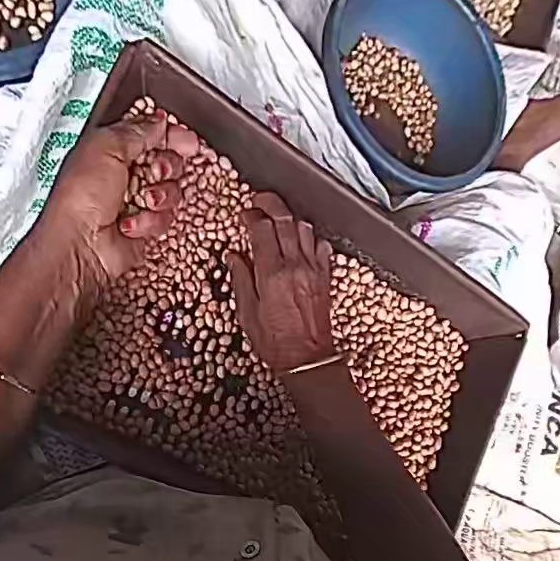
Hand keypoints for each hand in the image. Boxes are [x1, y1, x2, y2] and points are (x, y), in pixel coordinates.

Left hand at [35, 113, 200, 293]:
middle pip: (168, 163)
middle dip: (168, 167)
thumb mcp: (107, 147)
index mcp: (114, 151)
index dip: (171, 137)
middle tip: (157, 172)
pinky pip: (165, 219)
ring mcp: (138, 203)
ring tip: (144, 201)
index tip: (187, 141)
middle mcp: (127, 176)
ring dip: (161, 196)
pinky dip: (151, 221)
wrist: (80, 243)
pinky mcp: (145, 228)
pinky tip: (131, 225)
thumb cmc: (82, 196)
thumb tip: (159, 121)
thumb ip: (137, 131)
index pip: (151, 137)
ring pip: (172, 192)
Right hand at [227, 192, 334, 372]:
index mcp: (272, 273)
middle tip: (260, 202)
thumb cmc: (275, 342)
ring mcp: (313, 268)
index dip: (251, 216)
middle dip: (270, 204)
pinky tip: (299, 241)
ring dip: (289, 218)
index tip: (244, 215)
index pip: (262, 228)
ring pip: (304, 227)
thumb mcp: (247, 313)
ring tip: (278, 220)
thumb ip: (241, 279)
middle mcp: (295, 265)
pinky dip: (309, 236)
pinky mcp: (325, 276)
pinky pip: (320, 244)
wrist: (307, 359)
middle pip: (284, 218)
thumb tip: (234, 256)